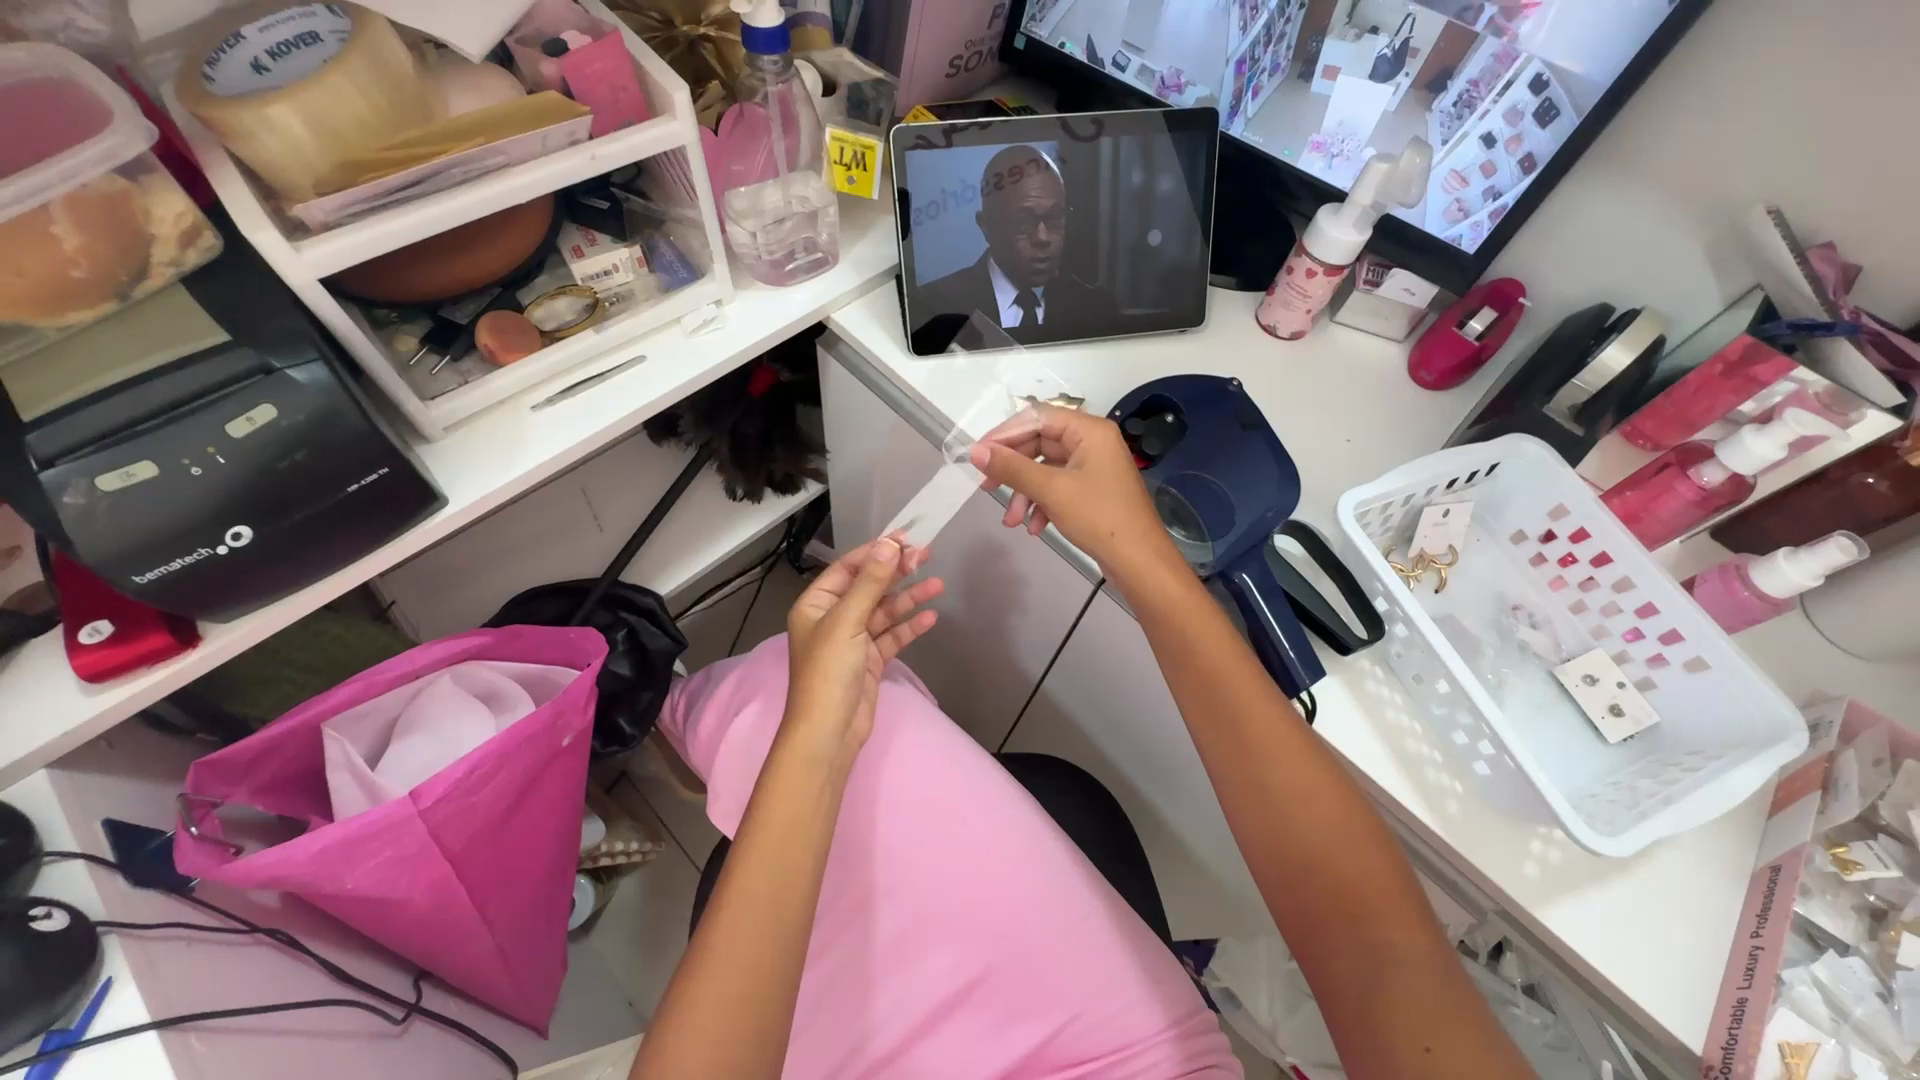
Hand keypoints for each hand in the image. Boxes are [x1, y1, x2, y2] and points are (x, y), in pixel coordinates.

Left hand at [784, 536, 941, 757]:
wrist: (829, 732)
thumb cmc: (828, 672)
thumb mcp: (847, 621)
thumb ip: (870, 583)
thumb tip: (889, 545)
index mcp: (816, 605)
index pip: (848, 569)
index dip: (876, 552)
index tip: (905, 539)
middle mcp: (832, 619)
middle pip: (868, 587)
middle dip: (896, 573)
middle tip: (927, 556)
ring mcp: (852, 641)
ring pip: (884, 612)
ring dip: (909, 599)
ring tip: (938, 585)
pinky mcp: (869, 661)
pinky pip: (892, 637)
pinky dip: (909, 627)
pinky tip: (931, 618)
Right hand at [967, 405, 1181, 587]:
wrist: (1140, 561)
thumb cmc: (1099, 517)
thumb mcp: (1051, 490)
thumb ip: (1011, 468)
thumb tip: (976, 451)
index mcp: (1089, 431)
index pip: (1037, 417)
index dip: (1005, 434)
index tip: (978, 455)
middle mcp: (1093, 442)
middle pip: (1040, 444)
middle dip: (1013, 470)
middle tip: (987, 488)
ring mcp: (1094, 467)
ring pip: (1046, 470)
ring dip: (1025, 494)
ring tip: (1012, 521)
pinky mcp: (1093, 491)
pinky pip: (1059, 488)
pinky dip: (1042, 505)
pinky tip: (1034, 528)